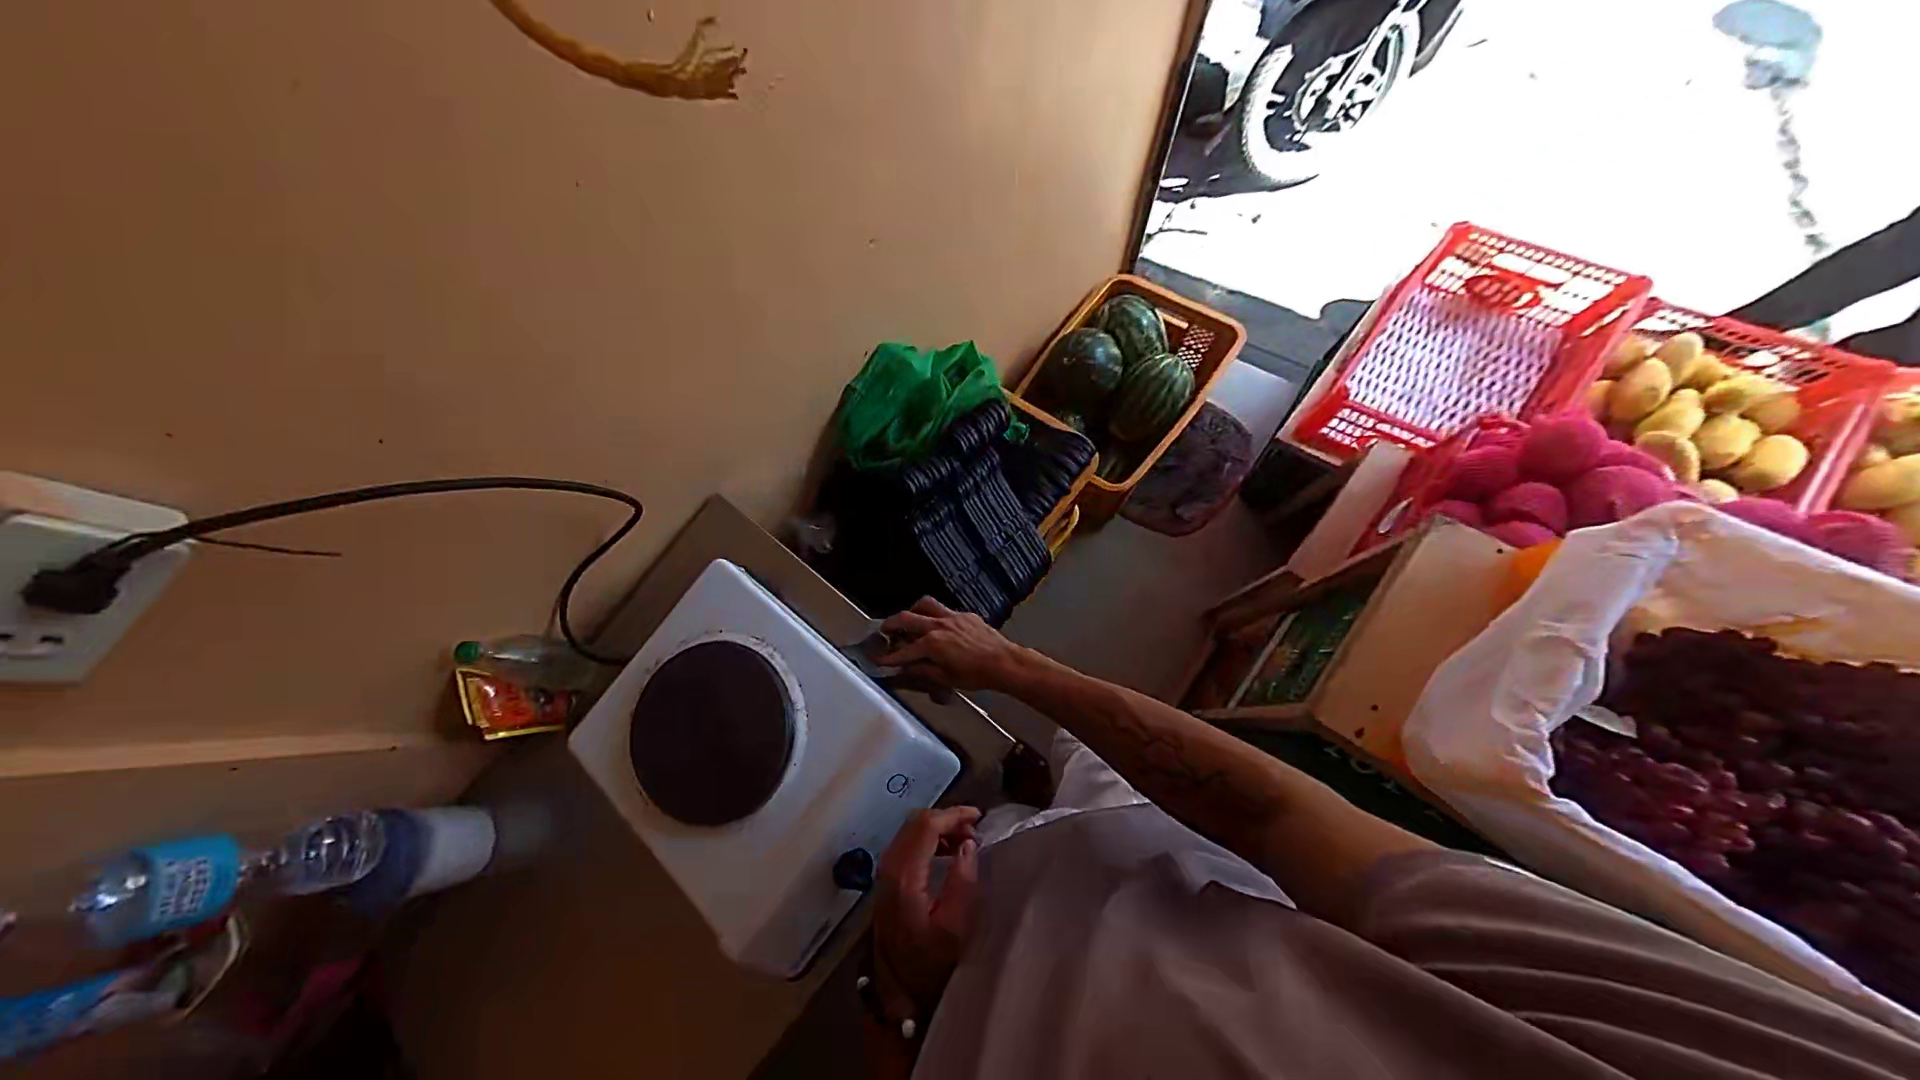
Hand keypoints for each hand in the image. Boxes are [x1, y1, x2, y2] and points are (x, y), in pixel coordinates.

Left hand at [871, 806, 981, 1022]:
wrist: (896, 991)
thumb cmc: (929, 963)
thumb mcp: (954, 928)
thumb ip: (962, 882)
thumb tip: (967, 846)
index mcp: (905, 875)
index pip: (927, 825)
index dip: (953, 815)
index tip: (978, 818)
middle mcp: (890, 866)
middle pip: (916, 821)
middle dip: (947, 819)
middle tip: (974, 832)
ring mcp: (885, 872)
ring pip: (910, 830)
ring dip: (938, 828)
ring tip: (964, 842)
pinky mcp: (886, 880)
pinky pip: (907, 843)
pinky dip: (928, 838)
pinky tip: (946, 853)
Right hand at [876, 598, 1030, 692]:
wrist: (1004, 662)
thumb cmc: (976, 675)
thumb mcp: (945, 679)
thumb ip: (922, 671)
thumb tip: (906, 669)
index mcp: (932, 643)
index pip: (904, 651)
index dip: (889, 657)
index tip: (878, 659)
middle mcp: (939, 625)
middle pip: (907, 619)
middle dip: (891, 624)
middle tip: (884, 631)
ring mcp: (952, 617)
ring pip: (925, 605)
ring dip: (913, 610)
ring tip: (908, 619)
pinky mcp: (965, 616)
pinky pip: (944, 610)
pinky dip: (935, 615)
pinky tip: (937, 625)